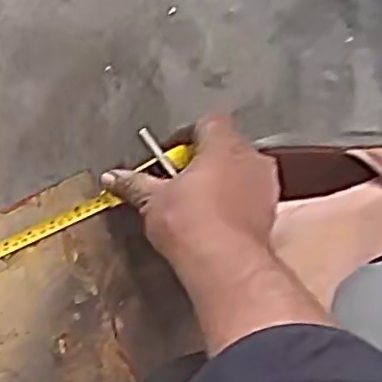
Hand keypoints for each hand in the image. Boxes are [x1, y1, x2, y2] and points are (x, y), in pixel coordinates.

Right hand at [102, 113, 282, 278]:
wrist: (221, 259)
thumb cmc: (190, 223)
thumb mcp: (151, 201)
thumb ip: (134, 184)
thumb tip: (113, 177)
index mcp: (222, 146)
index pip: (209, 122)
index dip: (186, 135)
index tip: (168, 155)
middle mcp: (250, 157)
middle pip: (223, 147)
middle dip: (199, 162)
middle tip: (173, 184)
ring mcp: (264, 181)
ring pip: (237, 171)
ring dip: (216, 181)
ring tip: (191, 205)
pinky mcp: (268, 206)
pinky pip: (246, 194)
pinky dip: (229, 202)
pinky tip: (209, 220)